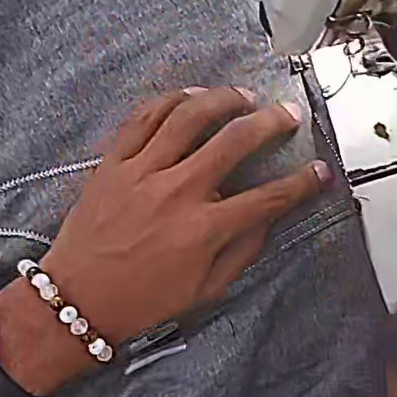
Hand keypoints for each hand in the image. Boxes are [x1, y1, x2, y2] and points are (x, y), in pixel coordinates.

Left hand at [0, 87, 330, 394]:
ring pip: (189, 117)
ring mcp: (142, 172)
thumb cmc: (141, 300)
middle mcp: (177, 193)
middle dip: (272, 122)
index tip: (318, 172)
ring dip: (223, 100)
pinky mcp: (114, 163)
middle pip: (236, 141)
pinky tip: (190, 98)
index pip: (269, 197)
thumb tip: (267, 219)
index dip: (302, 183)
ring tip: (244, 96)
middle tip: (287, 115)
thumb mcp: (205, 289)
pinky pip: (143, 119)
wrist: (78, 300)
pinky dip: (170, 101)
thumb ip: (242, 251)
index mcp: (203, 229)